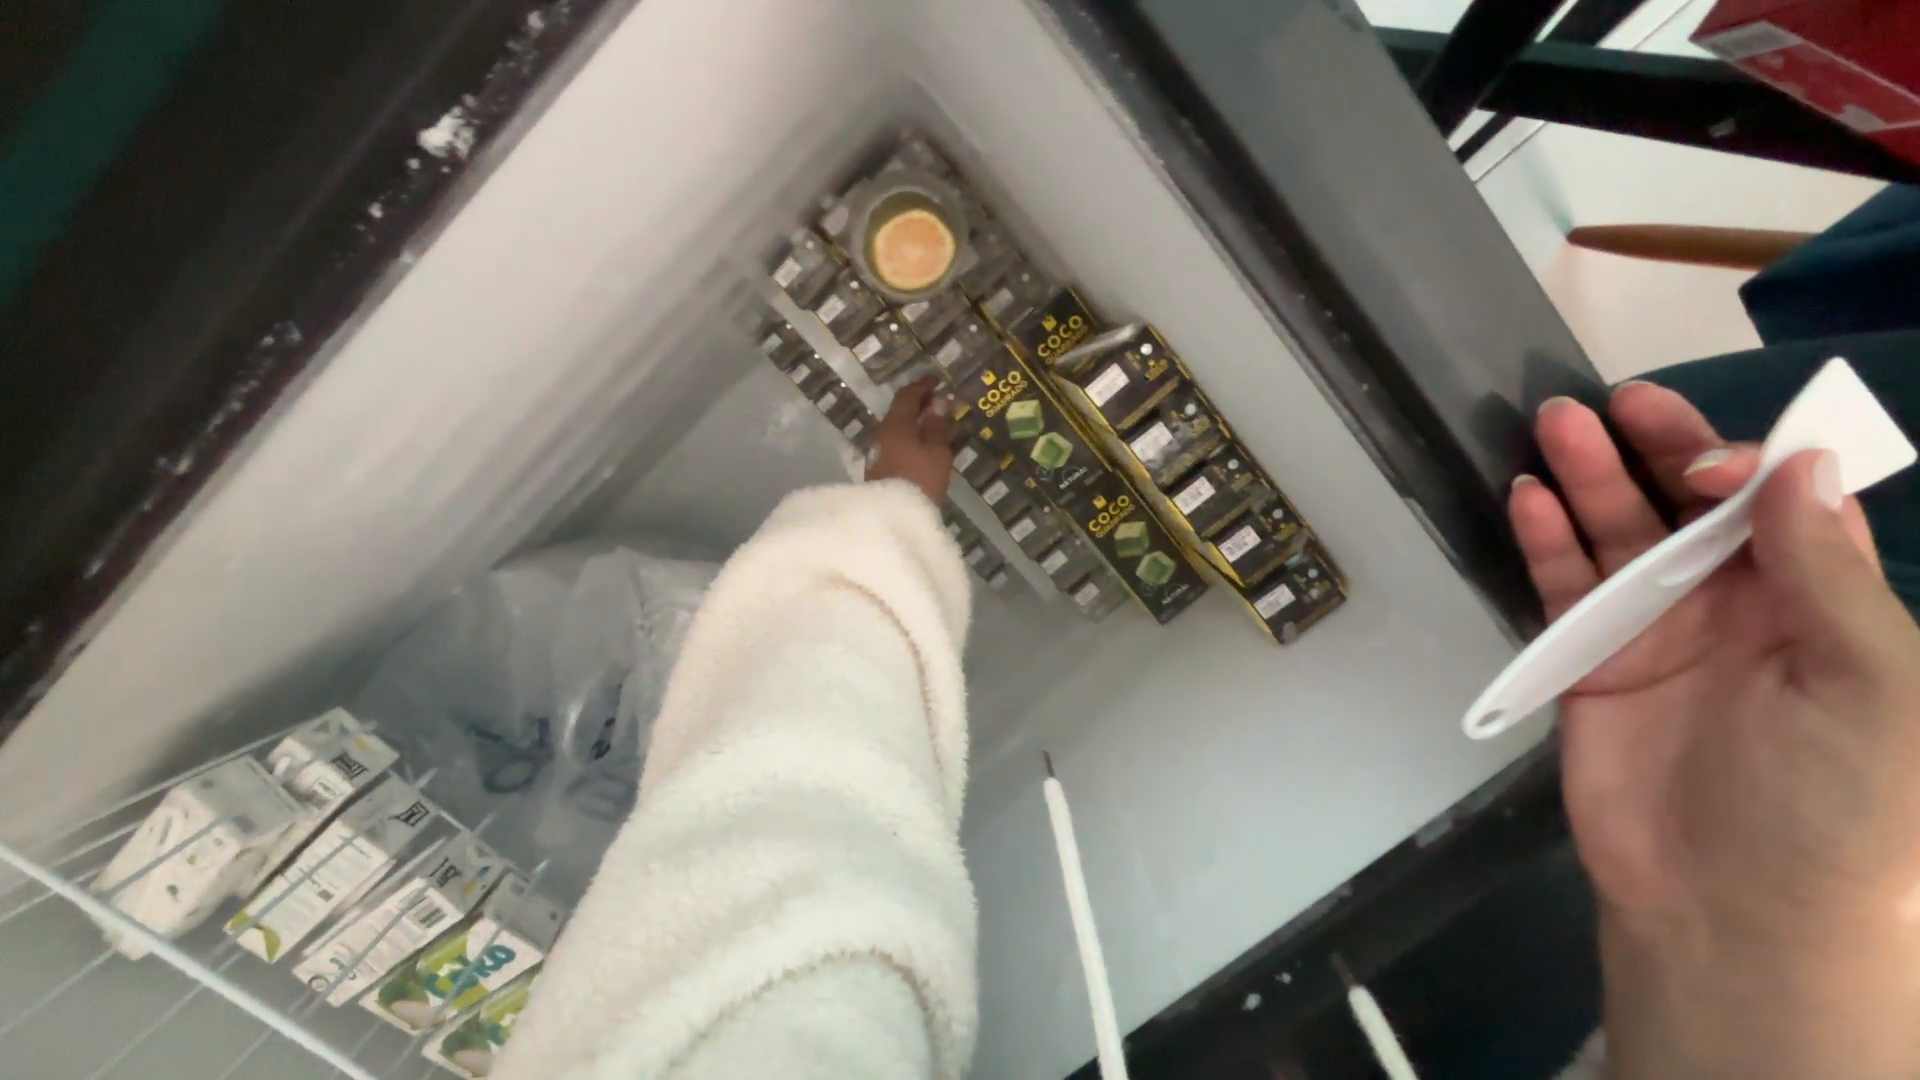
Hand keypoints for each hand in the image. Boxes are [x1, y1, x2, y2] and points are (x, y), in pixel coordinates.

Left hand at [867, 376, 954, 505]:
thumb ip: (937, 426)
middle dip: (920, 407)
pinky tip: (925, 450)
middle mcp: (882, 434)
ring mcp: (878, 453)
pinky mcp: (879, 470)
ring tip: (938, 429)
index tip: (937, 381)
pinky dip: (912, 441)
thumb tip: (938, 402)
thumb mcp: (936, 451)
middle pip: (900, 413)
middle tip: (940, 405)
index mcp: (895, 424)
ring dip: (916, 426)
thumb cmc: (920, 479)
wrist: (892, 517)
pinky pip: (897, 446)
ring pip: (899, 431)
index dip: (922, 386)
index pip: (907, 396)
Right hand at [1510, 382, 1919, 1079]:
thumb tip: (1797, 466)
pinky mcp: (1585, 656)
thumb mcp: (1875, 687)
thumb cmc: (1834, 802)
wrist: (1725, 900)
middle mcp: (1733, 604)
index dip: (1744, 469)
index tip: (1706, 462)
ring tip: (1552, 426)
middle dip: (1652, 452)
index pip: (1777, 507)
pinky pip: (1562, 585)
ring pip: (1615, 536)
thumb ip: (1829, 577)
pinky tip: (1528, 497)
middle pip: (1685, 509)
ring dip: (1586, 480)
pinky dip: (1544, 539)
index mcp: (1819, 605)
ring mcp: (1651, 629)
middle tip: (1606, 402)